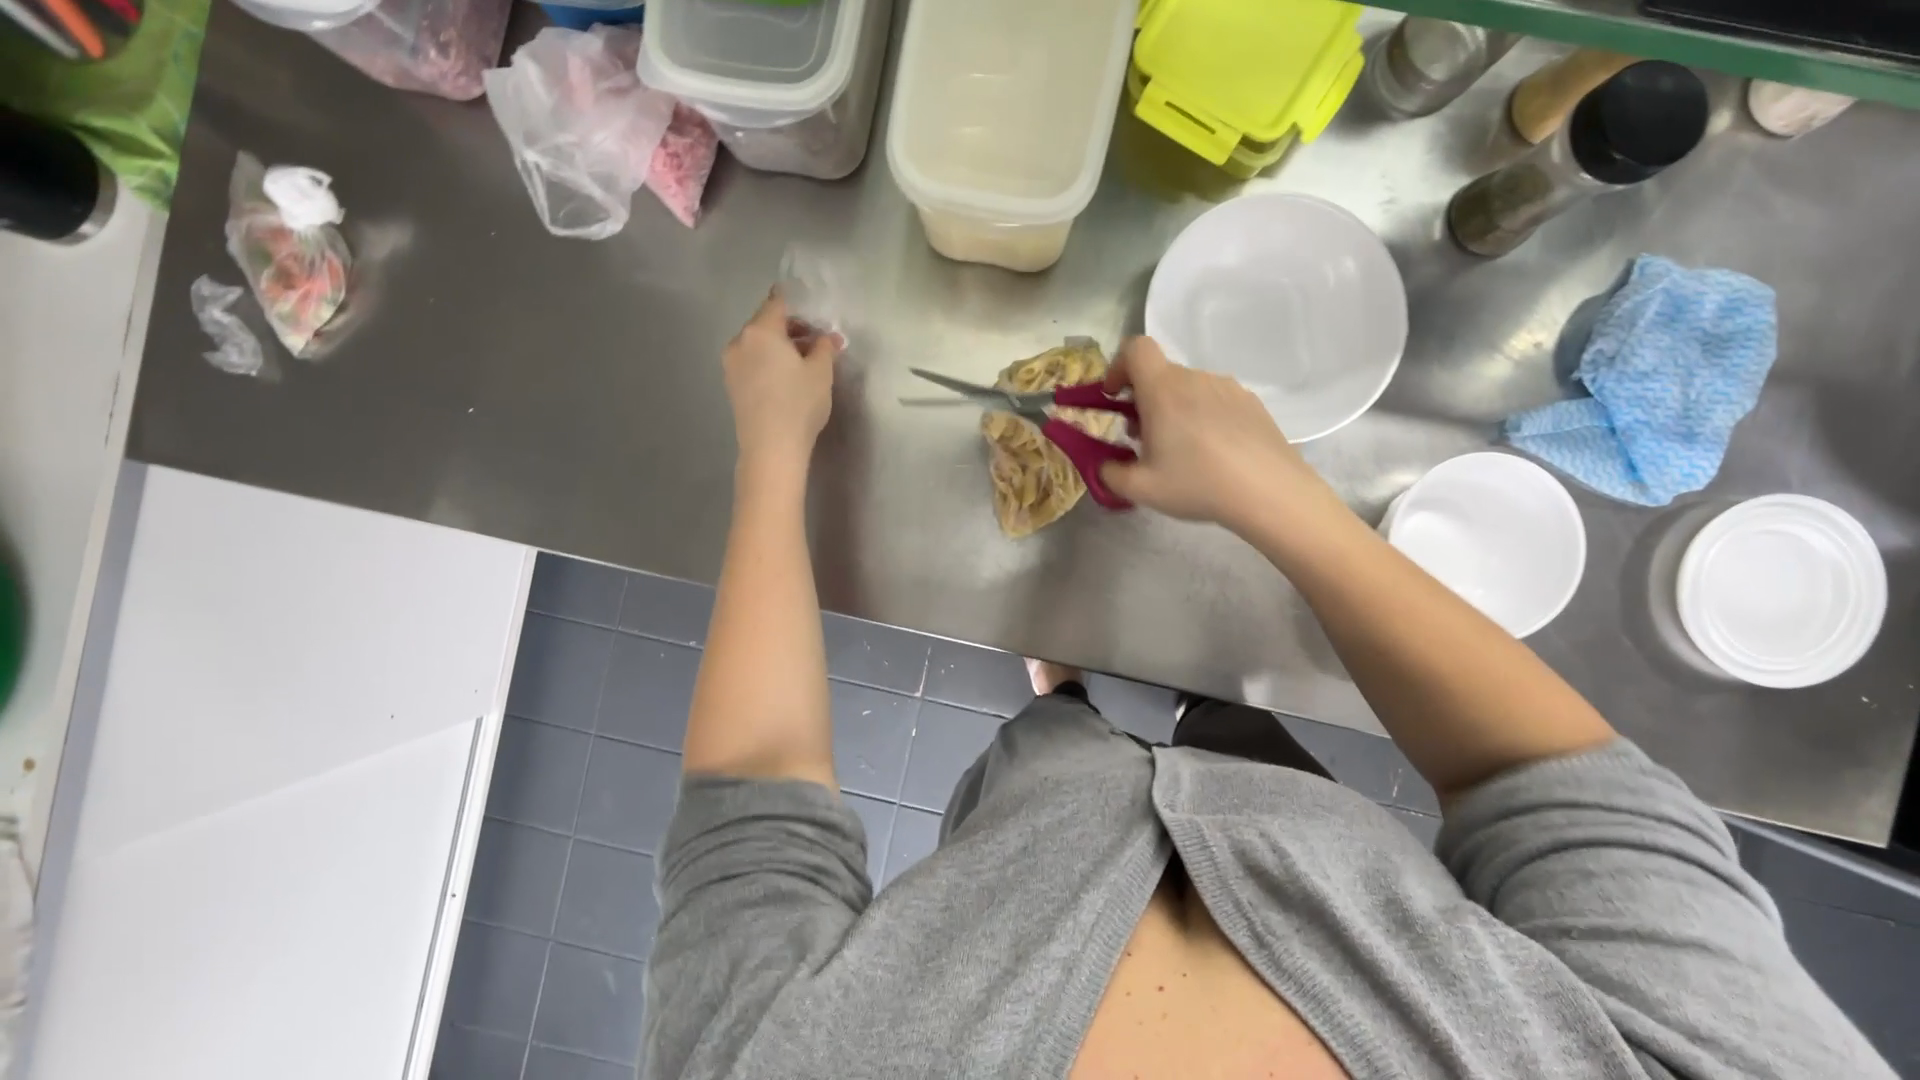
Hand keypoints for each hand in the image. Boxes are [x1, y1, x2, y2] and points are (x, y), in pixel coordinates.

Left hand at [722, 288, 841, 471]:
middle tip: (817, 343)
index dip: (797, 303)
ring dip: (779, 347)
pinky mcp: (731, 385)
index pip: (777, 302)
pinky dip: (768, 362)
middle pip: (766, 323)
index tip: (813, 312)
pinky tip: (785, 380)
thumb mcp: (822, 372)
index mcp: (761, 330)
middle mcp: (740, 341)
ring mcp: (731, 364)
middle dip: (791, 329)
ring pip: (758, 344)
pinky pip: (751, 362)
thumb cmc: (799, 403)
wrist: (771, 448)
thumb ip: (825, 347)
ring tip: (803, 364)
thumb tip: (827, 337)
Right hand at [1098, 337, 1343, 536]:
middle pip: (1161, 374)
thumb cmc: (1197, 483)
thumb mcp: (1142, 489)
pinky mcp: (1251, 402)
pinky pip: (1216, 400)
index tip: (1114, 396)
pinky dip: (1204, 416)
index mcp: (1163, 389)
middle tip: (1144, 439)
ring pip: (1190, 388)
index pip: (1135, 349)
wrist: (1269, 491)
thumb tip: (1105, 466)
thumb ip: (1111, 474)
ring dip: (1175, 409)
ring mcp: (1228, 387)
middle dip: (1145, 400)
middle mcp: (1195, 378)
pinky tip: (1214, 452)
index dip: (1118, 366)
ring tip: (1182, 450)